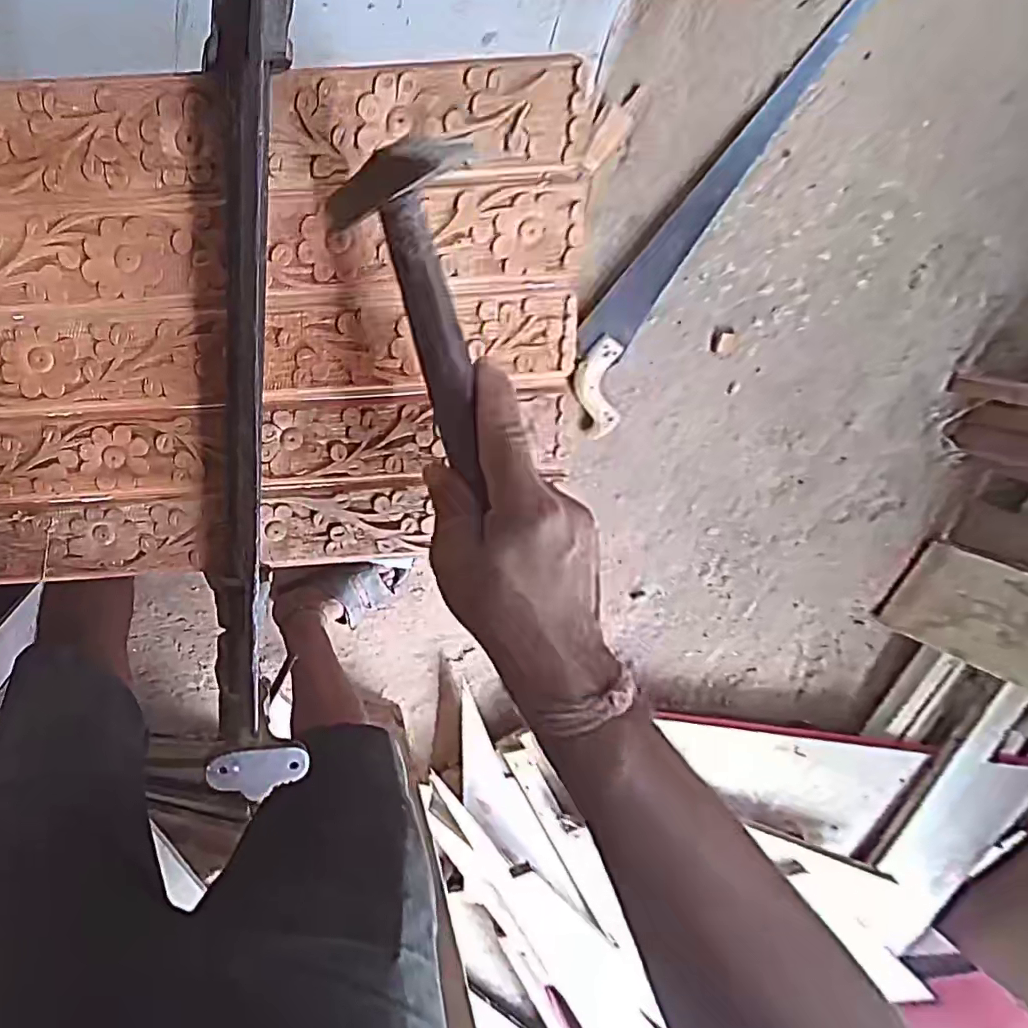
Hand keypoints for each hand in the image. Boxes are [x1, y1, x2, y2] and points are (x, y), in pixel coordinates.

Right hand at [426, 362, 624, 736]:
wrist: (557, 660)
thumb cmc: (499, 612)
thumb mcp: (453, 559)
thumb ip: (450, 507)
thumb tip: (444, 472)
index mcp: (524, 506)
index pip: (504, 436)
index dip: (492, 398)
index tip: (485, 367)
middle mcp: (559, 503)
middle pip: (510, 468)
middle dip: (480, 481)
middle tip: (459, 522)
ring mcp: (577, 519)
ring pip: (524, 494)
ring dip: (499, 509)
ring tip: (485, 556)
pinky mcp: (584, 535)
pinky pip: (541, 513)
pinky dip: (518, 523)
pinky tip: (508, 562)